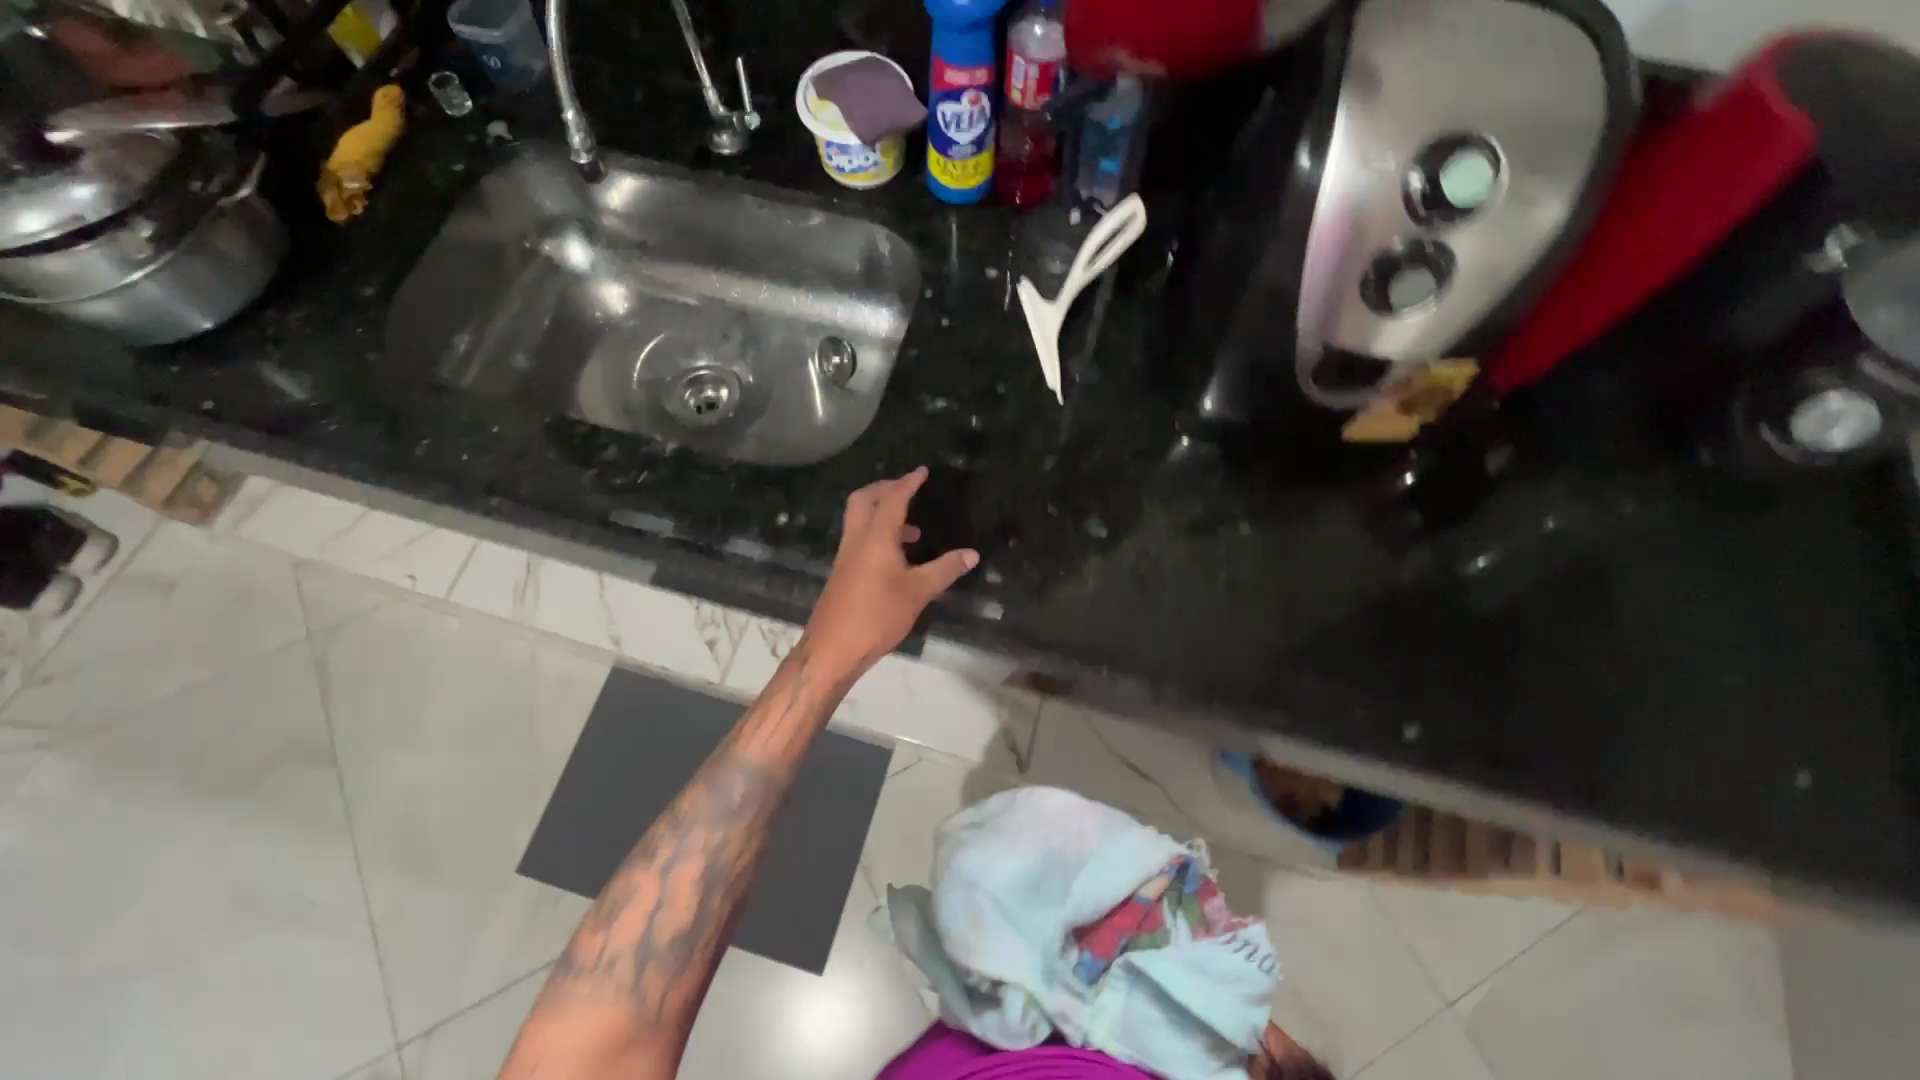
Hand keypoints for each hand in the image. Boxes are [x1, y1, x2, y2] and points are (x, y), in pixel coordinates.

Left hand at [804, 467, 977, 675]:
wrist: (833, 648)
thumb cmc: (877, 616)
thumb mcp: (918, 592)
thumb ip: (945, 569)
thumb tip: (972, 554)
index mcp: (876, 537)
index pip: (893, 499)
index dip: (908, 482)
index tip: (921, 472)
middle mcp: (856, 539)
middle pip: (864, 499)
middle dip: (885, 489)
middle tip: (908, 491)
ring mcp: (845, 556)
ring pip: (859, 519)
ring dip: (881, 513)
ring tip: (912, 530)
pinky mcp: (842, 573)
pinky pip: (859, 539)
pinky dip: (876, 534)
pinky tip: (895, 558)